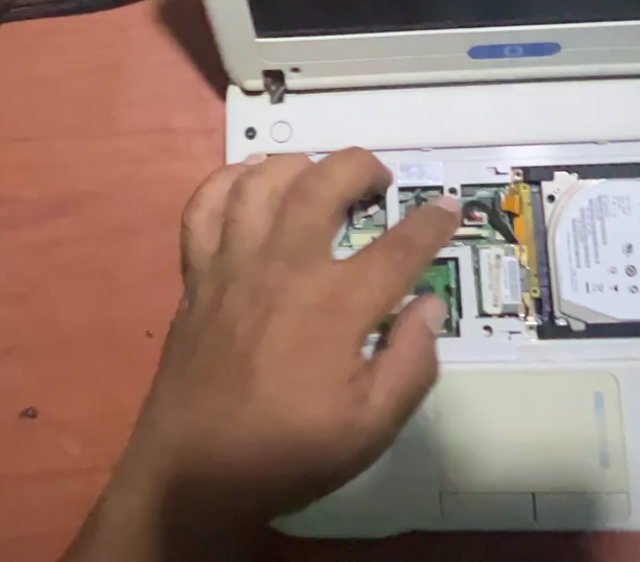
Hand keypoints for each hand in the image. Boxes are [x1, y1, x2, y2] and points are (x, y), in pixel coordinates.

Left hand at [63, 149, 460, 560]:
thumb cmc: (286, 450)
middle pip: (324, 183)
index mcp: (334, 306)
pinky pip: (205, 206)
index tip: (447, 206)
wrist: (192, 473)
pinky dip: (227, 183)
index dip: (431, 222)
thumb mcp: (370, 429)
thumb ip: (411, 364)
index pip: (399, 248)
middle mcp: (284, 266)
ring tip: (318, 176)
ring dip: (298, 165)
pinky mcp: (197, 271)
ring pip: (263, 181)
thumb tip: (429, 305)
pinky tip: (249, 184)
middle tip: (378, 182)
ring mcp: (234, 262)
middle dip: (360, 166)